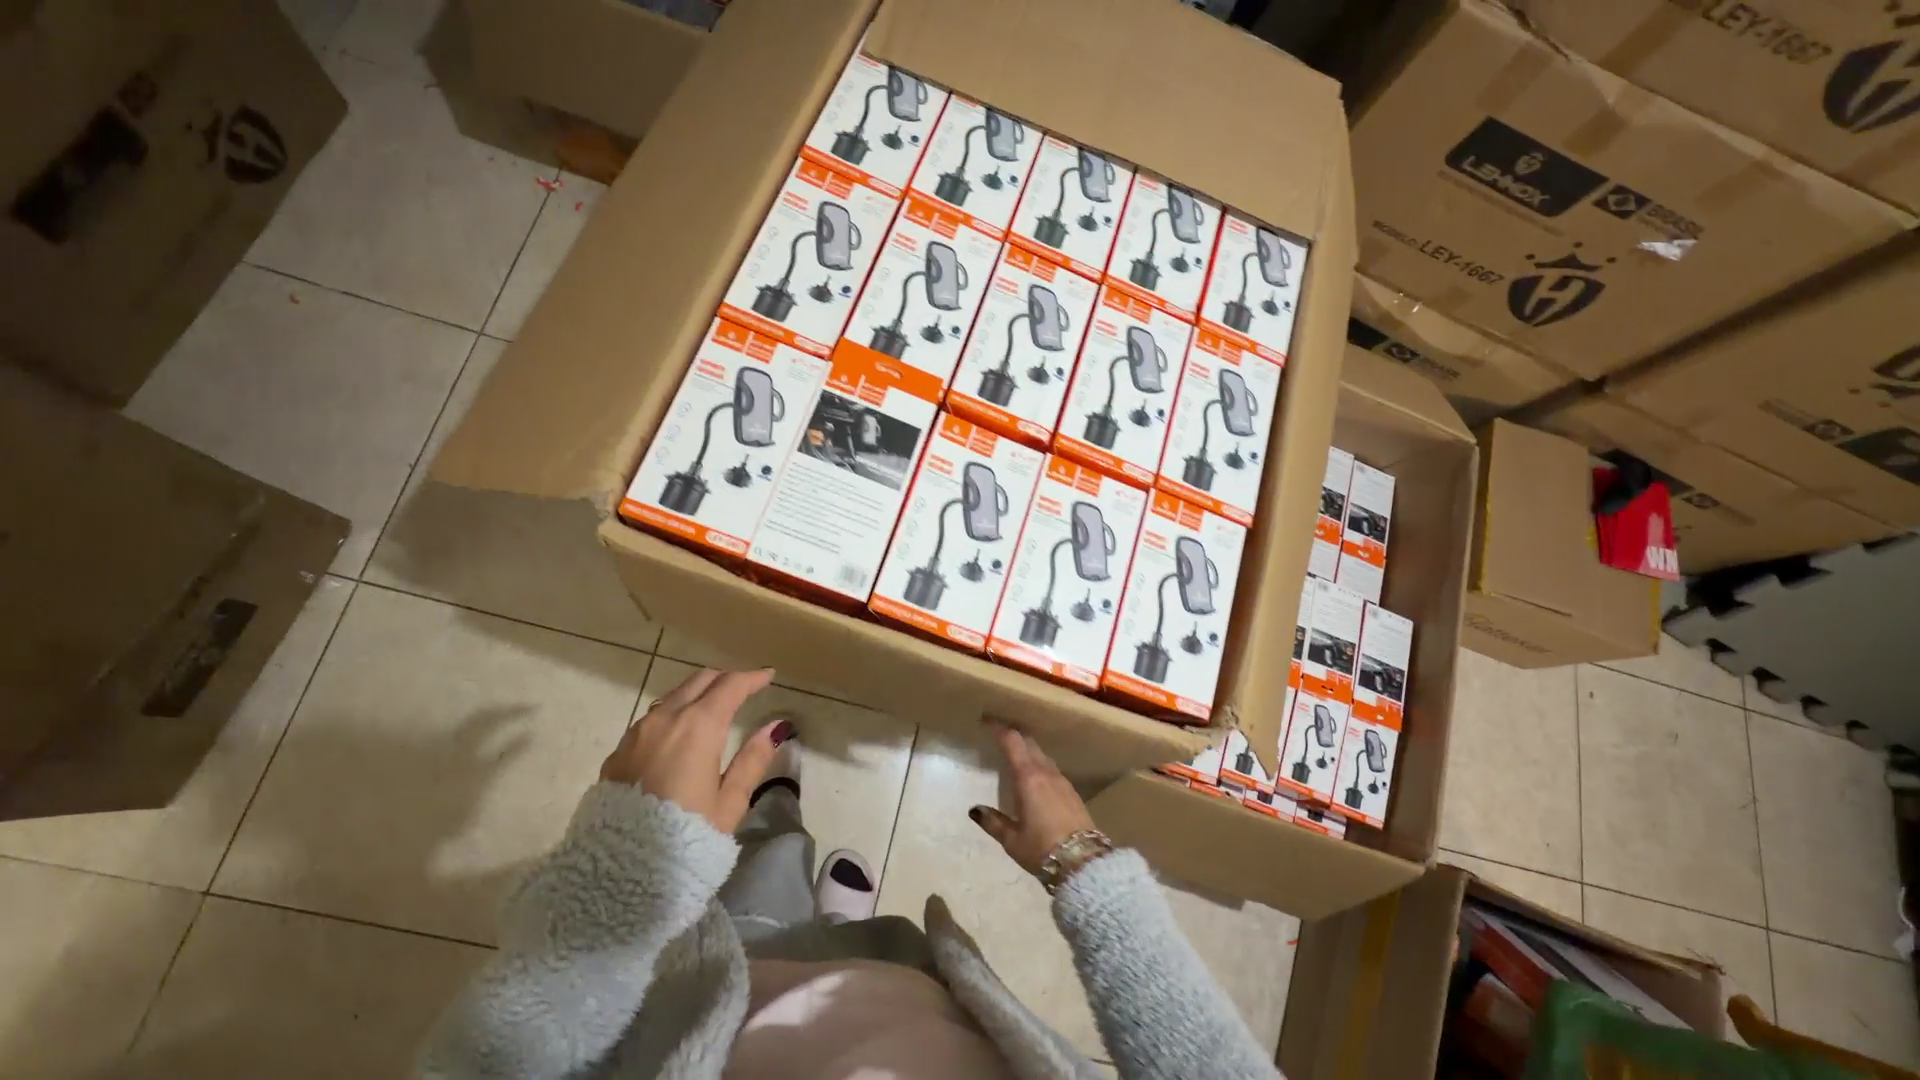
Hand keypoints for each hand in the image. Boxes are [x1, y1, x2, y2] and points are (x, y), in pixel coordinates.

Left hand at [600, 668, 792, 833]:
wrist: (622, 866)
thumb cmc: (687, 834)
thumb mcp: (730, 801)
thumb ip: (753, 758)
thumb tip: (776, 727)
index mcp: (699, 726)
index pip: (730, 686)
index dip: (752, 678)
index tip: (767, 676)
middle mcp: (665, 719)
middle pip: (699, 681)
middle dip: (725, 679)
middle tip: (744, 687)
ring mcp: (637, 733)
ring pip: (672, 697)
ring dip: (697, 695)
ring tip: (714, 708)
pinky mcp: (619, 751)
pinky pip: (651, 720)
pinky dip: (673, 715)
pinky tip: (680, 735)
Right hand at [969, 724, 1095, 875]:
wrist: (1083, 862)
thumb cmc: (1042, 849)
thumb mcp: (1011, 839)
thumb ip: (993, 822)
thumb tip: (975, 810)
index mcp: (1028, 778)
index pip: (1012, 742)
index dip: (999, 729)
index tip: (987, 722)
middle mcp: (1046, 773)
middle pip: (1029, 743)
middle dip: (1014, 735)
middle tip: (999, 735)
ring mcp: (1062, 781)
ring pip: (1043, 756)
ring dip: (1028, 750)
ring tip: (1015, 755)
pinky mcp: (1072, 793)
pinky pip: (1052, 769)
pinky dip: (1039, 764)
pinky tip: (1035, 777)